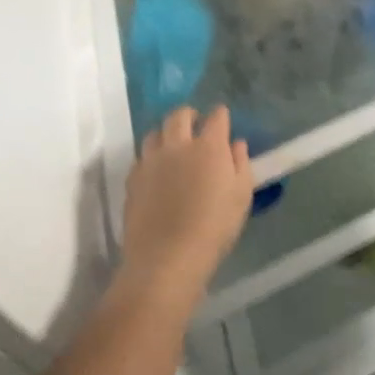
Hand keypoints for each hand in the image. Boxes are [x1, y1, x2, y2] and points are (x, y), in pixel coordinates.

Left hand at [119, 105, 253, 302]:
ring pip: (155, 133)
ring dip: (166, 134)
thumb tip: (236, 144)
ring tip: (173, 147)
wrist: (166, 259)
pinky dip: (150, 158)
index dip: (221, 116)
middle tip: (196, 125)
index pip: (216, 116)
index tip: (224, 122)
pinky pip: (140, 158)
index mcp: (209, 146)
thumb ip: (241, 164)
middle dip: (190, 115)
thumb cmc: (213, 228)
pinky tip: (156, 173)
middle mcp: (178, 146)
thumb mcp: (241, 196)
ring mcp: (151, 162)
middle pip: (180, 115)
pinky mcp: (132, 180)